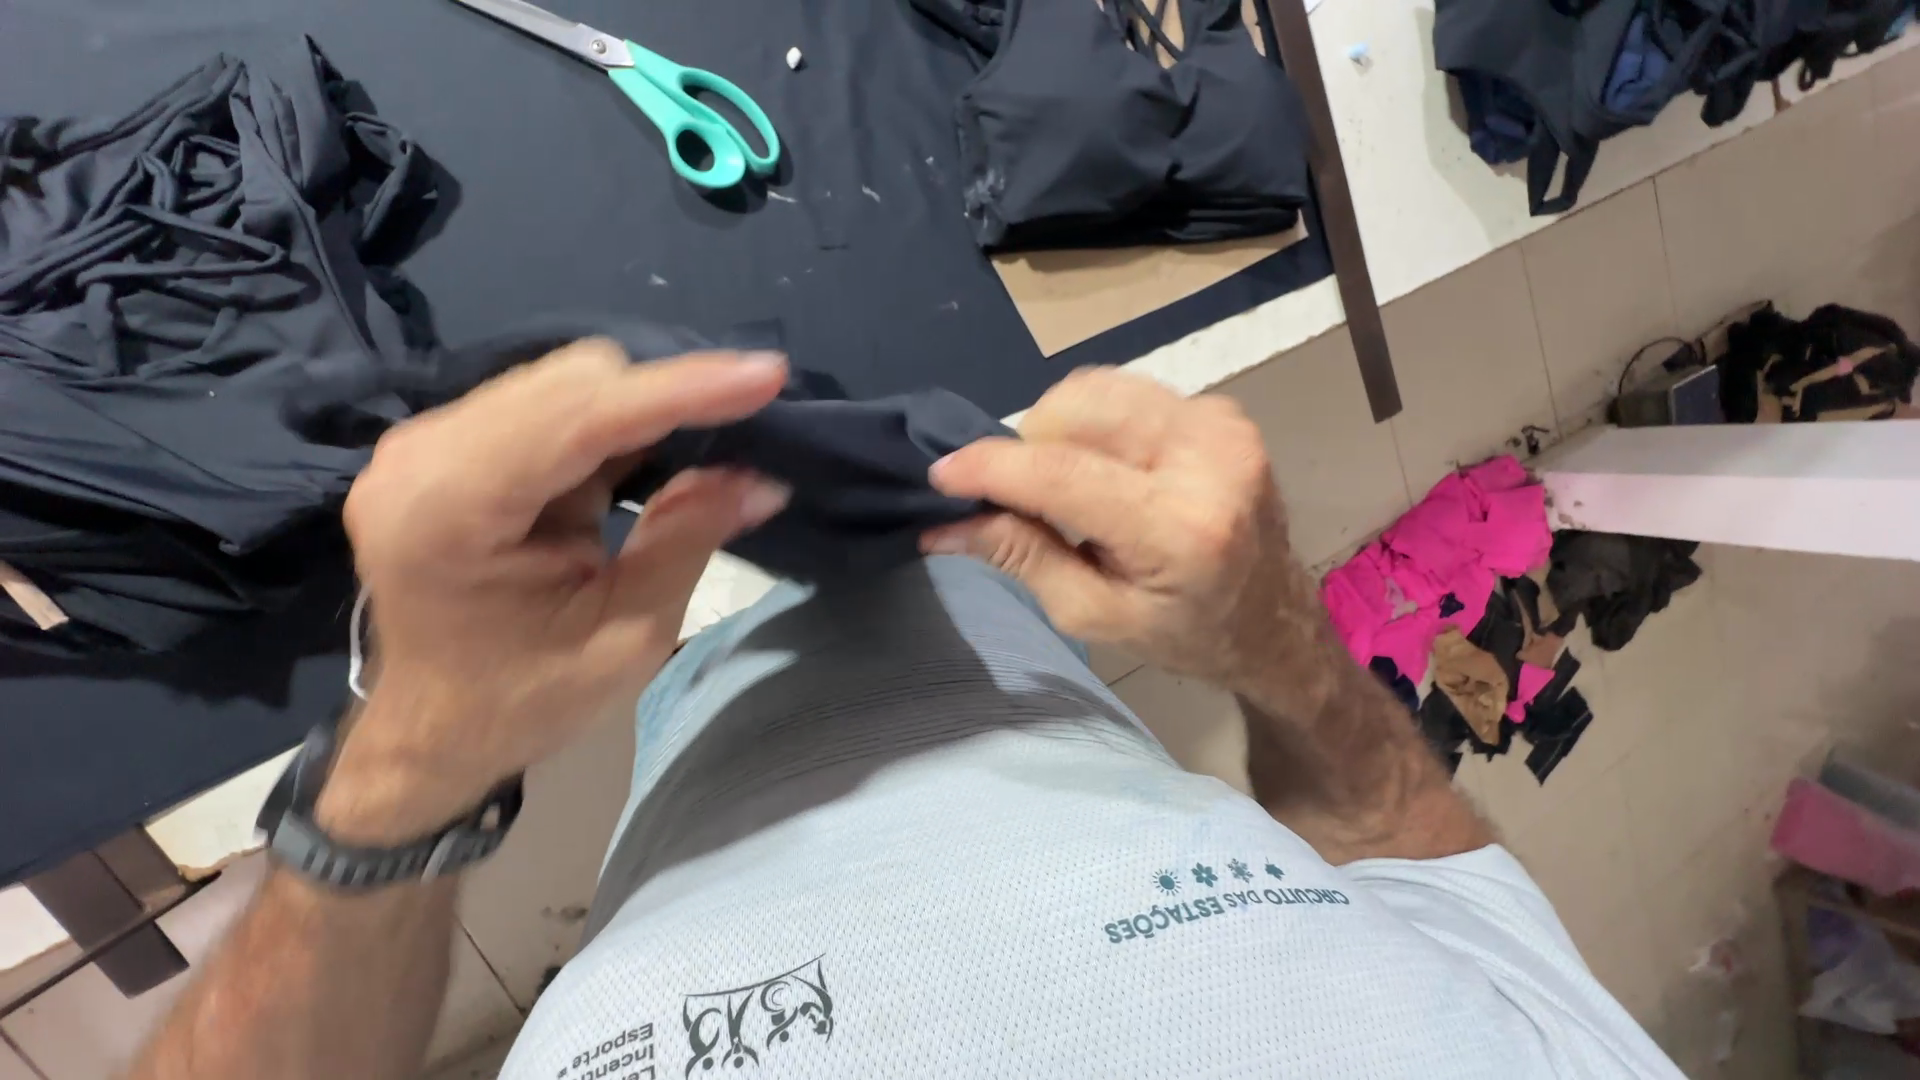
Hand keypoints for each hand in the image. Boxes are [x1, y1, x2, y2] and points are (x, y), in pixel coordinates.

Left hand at [320, 341, 789, 841]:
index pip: (581, 420)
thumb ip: (686, 541)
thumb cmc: (523, 700)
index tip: (766, 376)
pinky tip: (657, 455)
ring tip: (709, 447)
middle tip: (748, 431)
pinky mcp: (457, 444)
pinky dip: (621, 420)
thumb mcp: (626, 635)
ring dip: (647, 408)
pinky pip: (558, 402)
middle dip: (669, 398)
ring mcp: (434, 442)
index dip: (680, 392)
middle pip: (575, 381)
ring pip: (569, 380)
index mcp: (450, 512)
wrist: (434, 729)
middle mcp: (426, 455)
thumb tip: (762, 477)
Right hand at [924, 368, 1321, 694]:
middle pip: (1079, 409)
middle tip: (1020, 494)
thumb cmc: (1184, 635)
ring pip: (1100, 389)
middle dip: (1028, 443)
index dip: (991, 467)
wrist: (1275, 624)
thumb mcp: (1093, 614)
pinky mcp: (1223, 412)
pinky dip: (1098, 425)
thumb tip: (945, 524)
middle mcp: (1207, 459)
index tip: (941, 473)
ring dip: (1061, 428)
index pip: (1062, 475)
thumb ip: (1020, 558)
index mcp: (1178, 528)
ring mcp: (1221, 426)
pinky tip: (1108, 468)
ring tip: (1065, 482)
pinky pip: (1130, 395)